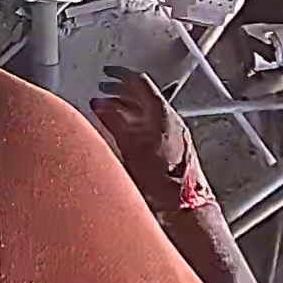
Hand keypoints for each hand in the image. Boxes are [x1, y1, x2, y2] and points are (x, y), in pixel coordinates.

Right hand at [91, 66, 215, 211]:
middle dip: (120, 90)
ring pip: (146, 110)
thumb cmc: (163, 182)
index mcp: (162, 112)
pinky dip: (134, 121)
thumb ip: (111, 120)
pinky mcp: (173, 146)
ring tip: (108, 110)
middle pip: (142, 94)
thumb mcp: (128, 145)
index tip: (107, 73)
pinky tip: (123, 131)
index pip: (139, 81)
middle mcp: (170, 119)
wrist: (184, 209)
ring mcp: (174, 132)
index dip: (120, 74)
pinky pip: (150, 124)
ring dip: (126, 107)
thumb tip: (99, 104)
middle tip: (103, 90)